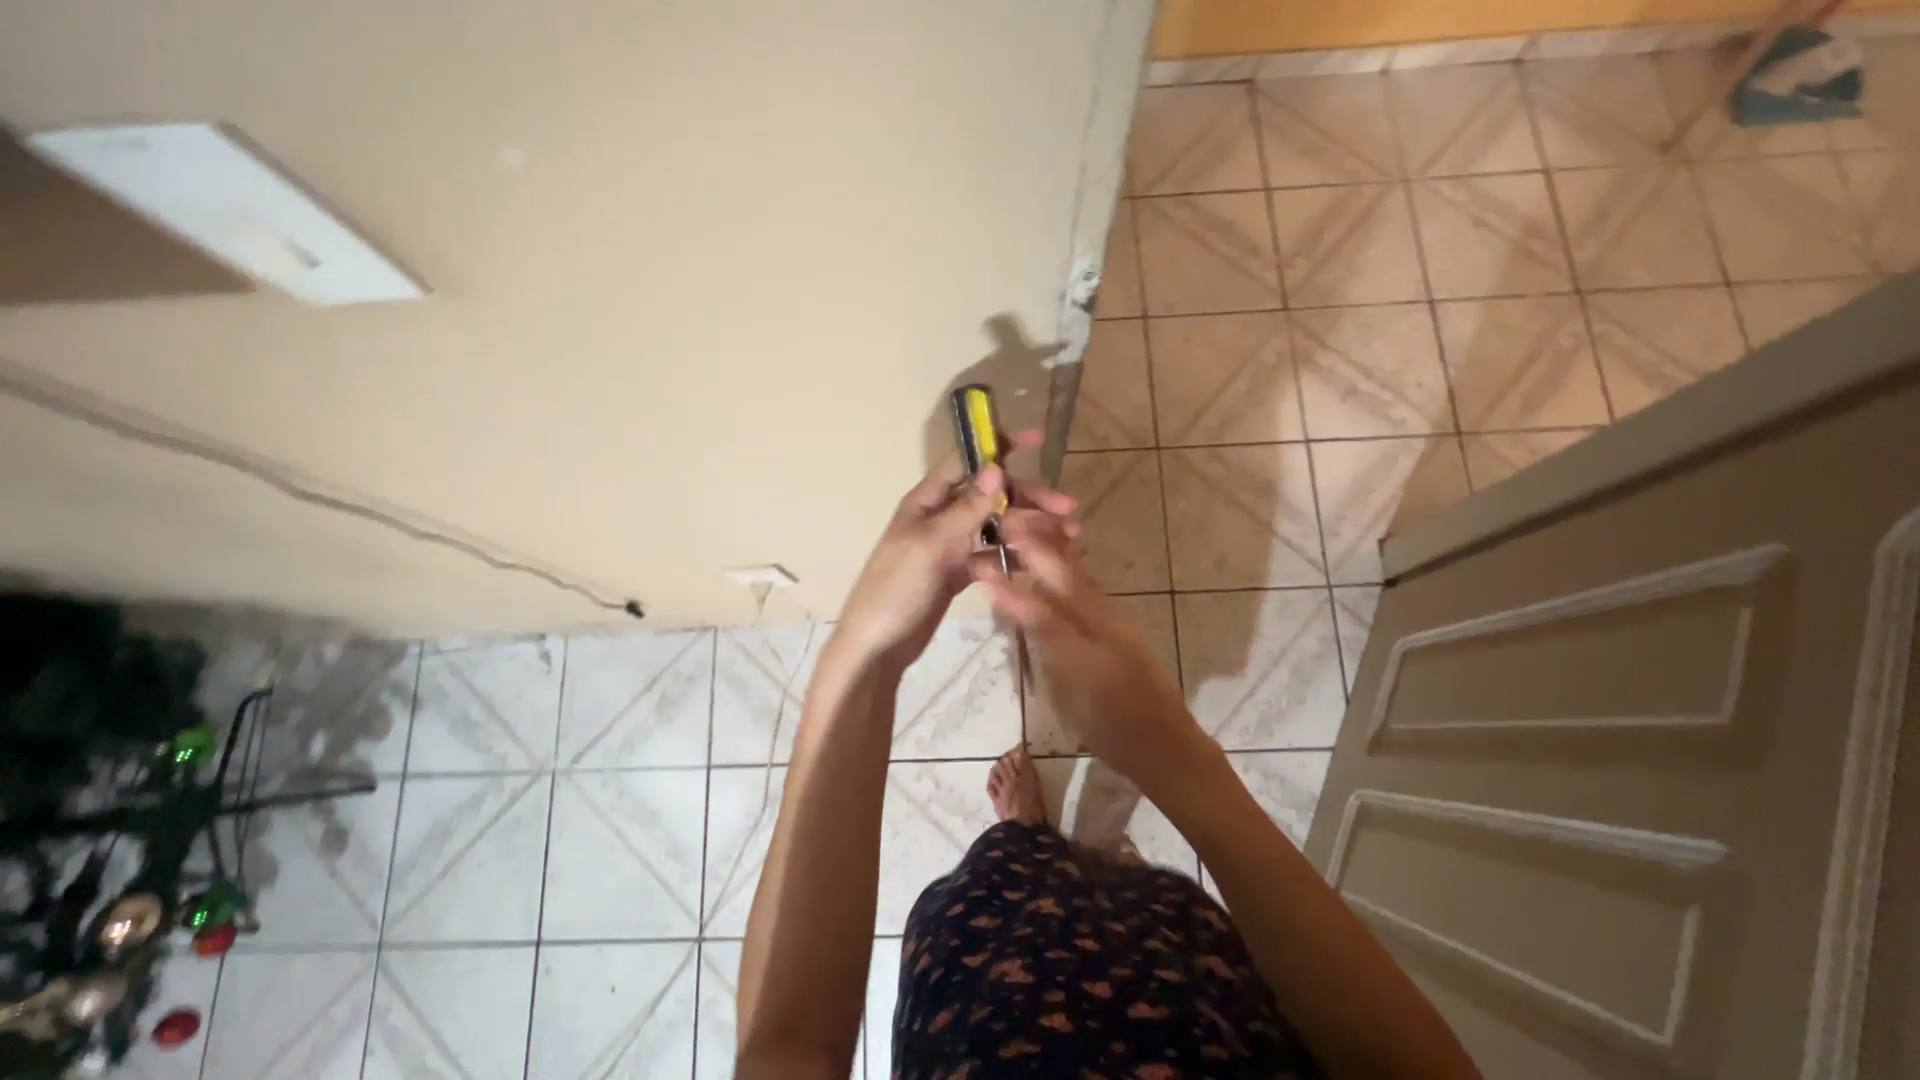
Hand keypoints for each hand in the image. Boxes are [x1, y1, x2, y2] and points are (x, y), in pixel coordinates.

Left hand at [833, 430, 1074, 667]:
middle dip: (1028, 497)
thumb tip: (996, 466)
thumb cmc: (896, 590)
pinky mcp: (958, 572)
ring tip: (1068, 537)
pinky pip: (993, 554)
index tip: (1038, 438)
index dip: (999, 446)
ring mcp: (950, 546)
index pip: (966, 461)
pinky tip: (1041, 561)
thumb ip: (966, 509)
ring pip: (996, 525)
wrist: (877, 647)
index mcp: (926, 501)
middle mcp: (940, 517)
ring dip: (1029, 526)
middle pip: (990, 495)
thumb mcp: (932, 546)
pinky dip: (1016, 554)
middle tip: (1068, 508)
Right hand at [972, 509, 1216, 788]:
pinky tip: (1057, 558)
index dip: (1008, 588)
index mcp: (1083, 650)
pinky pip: (1089, 587)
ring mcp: (1114, 622)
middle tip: (1005, 523)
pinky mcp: (1120, 625)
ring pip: (1079, 577)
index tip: (978, 568)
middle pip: (1064, 577)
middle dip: (1035, 547)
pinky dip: (1069, 566)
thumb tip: (1024, 620)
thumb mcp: (1069, 699)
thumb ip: (1048, 654)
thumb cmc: (1110, 732)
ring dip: (1053, 550)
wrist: (1165, 743)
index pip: (1038, 610)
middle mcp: (1101, 626)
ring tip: (1026, 528)